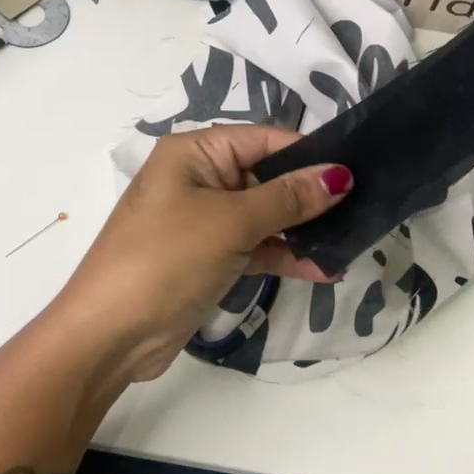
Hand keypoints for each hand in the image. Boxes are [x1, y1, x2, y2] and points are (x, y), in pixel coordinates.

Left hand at [48, 127, 351, 382]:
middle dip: (310, 194)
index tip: (357, 168)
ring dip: (301, 230)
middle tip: (363, 207)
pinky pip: (254, 246)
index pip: (262, 139)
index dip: (307, 153)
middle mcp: (198, 178)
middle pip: (266, 176)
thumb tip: (339, 175)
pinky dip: (283, 256)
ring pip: (264, 215)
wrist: (109, 335)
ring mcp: (202, 220)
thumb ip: (287, 198)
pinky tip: (322, 271)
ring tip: (349, 243)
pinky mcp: (208, 257)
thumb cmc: (167, 258)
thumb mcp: (231, 222)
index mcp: (194, 152)